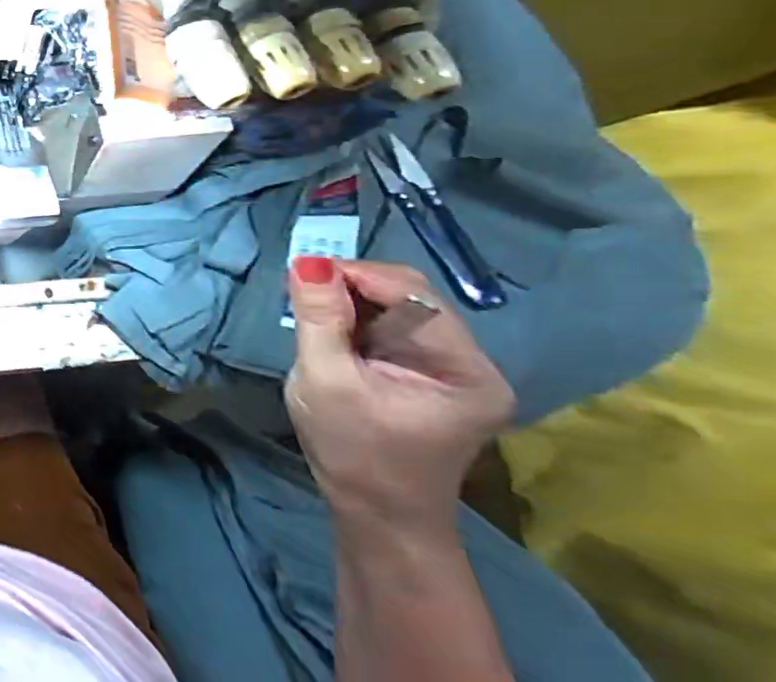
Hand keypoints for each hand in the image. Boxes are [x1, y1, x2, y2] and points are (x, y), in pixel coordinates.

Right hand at [284, 257, 514, 526]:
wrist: (376, 514)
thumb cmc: (352, 453)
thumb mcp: (325, 380)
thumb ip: (320, 318)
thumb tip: (308, 261)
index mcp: (466, 369)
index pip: (412, 293)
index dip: (356, 274)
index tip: (302, 272)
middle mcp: (472, 361)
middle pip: (409, 295)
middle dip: (353, 286)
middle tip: (303, 291)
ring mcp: (453, 366)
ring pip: (398, 306)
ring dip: (352, 301)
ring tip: (313, 313)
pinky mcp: (430, 371)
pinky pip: (392, 325)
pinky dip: (357, 318)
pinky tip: (332, 329)